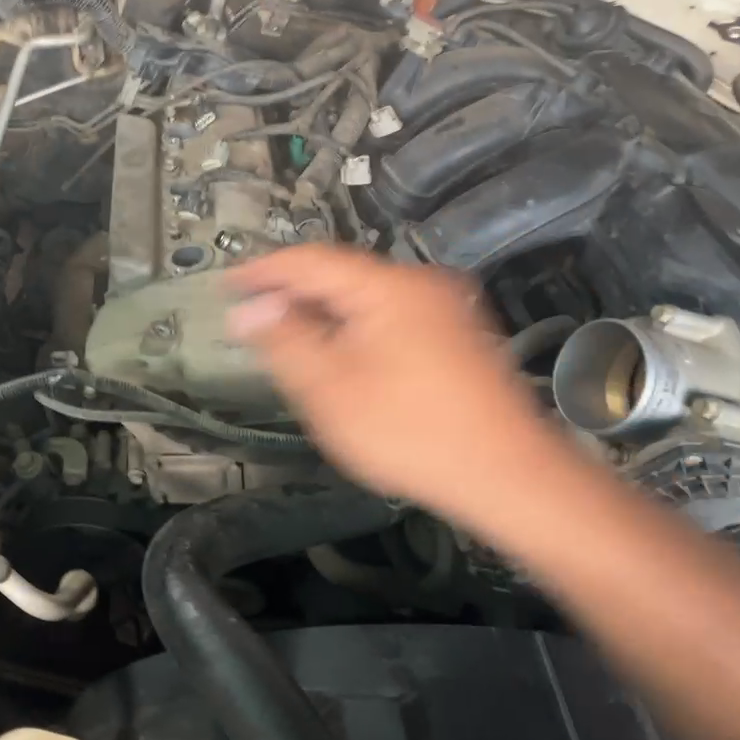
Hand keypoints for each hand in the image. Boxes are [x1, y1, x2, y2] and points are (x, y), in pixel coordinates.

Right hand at [225, 243, 563, 520]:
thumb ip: (283, 341)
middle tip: (252, 316)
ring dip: (321, 310)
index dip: (262, 271)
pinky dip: (353, 324)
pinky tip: (338, 352)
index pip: (309, 260)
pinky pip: (389, 313)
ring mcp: (444, 307)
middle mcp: (419, 284)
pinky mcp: (456, 333)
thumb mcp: (329, 390)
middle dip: (292, 293)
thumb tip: (248, 309)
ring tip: (285, 335)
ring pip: (364, 295)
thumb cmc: (411, 433)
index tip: (227, 285)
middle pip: (339, 274)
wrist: (512, 478)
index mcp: (387, 288)